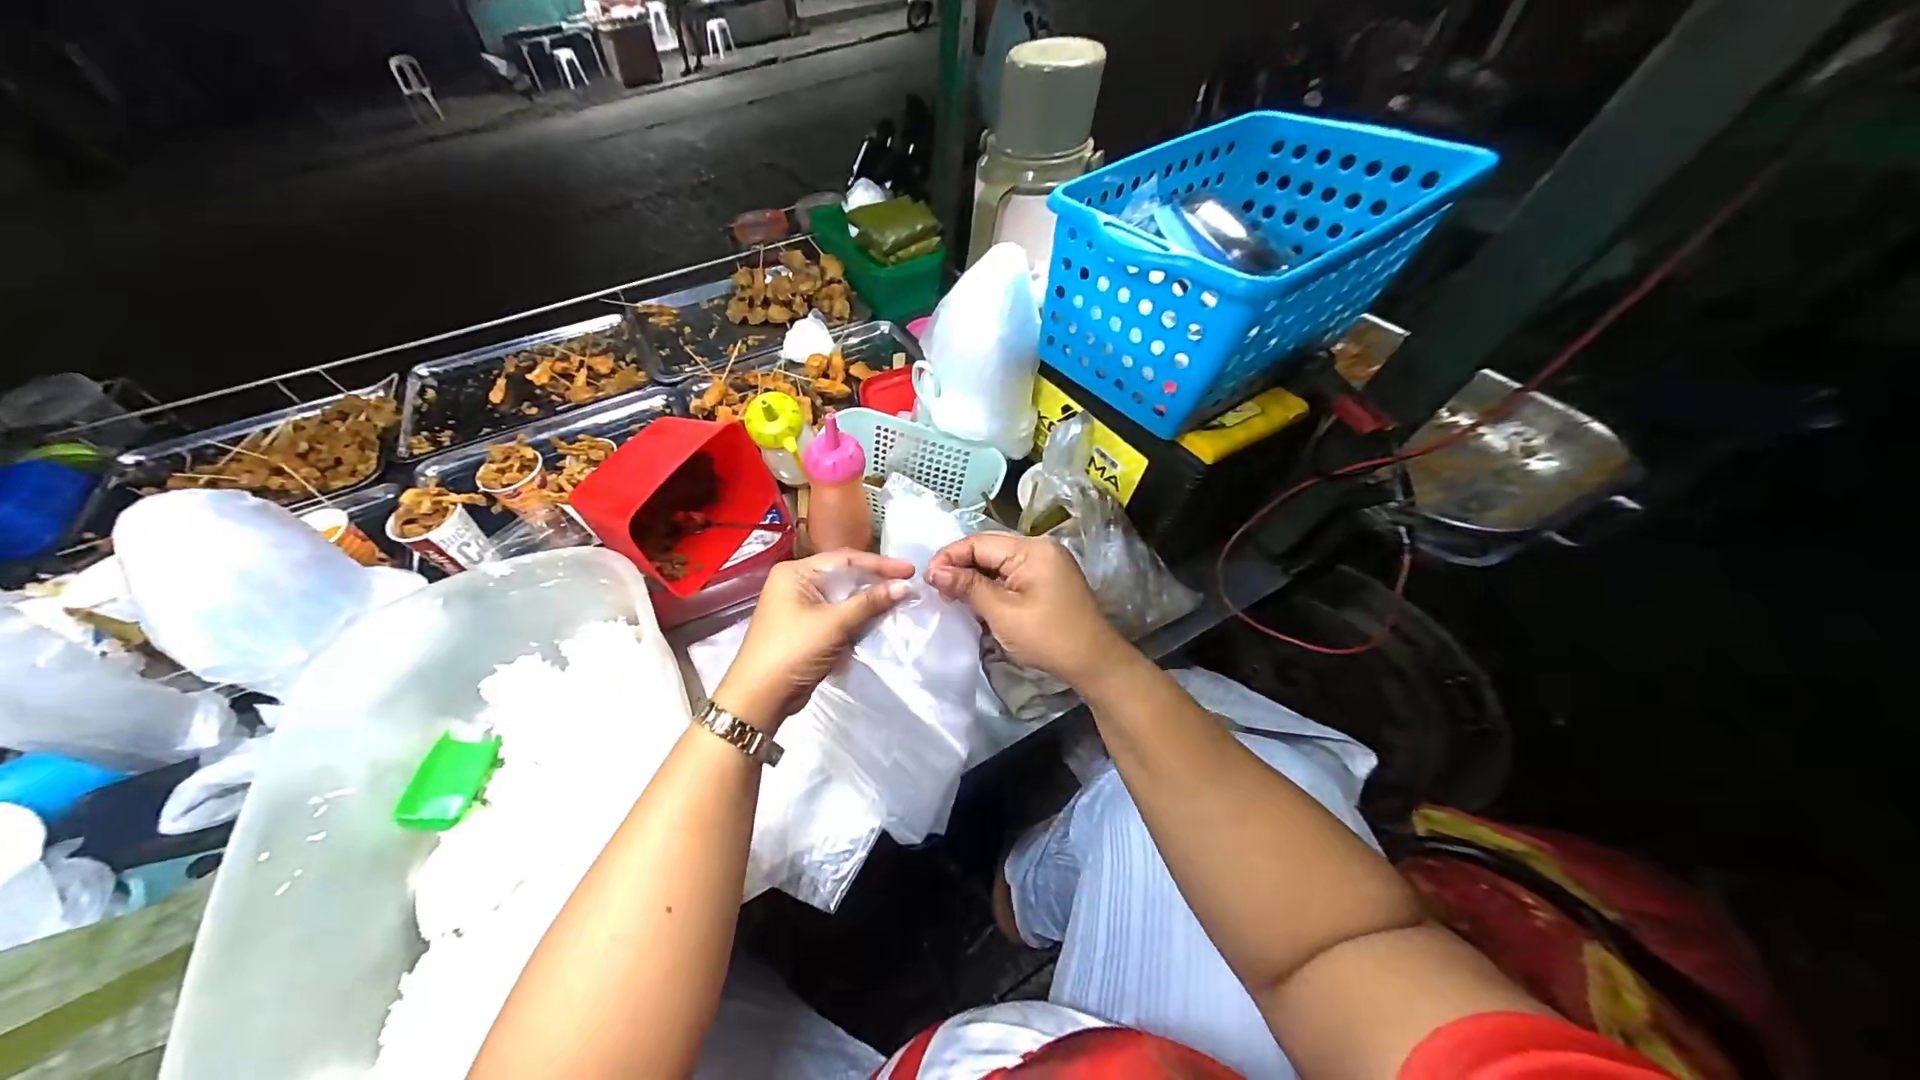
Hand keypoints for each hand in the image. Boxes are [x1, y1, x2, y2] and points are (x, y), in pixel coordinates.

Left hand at [712, 549, 913, 730]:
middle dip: (876, 581)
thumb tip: (905, 586)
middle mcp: (797, 583)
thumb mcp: (834, 624)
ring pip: (844, 597)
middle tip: (908, 584)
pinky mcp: (808, 628)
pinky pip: (839, 615)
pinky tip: (881, 619)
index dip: (880, 564)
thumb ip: (869, 603)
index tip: (910, 570)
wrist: (759, 698)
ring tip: (900, 600)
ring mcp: (801, 606)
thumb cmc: (792, 651)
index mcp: (795, 572)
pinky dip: (859, 617)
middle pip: (845, 575)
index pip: (845, 559)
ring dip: (869, 601)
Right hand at [925, 534, 1123, 688]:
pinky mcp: (1047, 579)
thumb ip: (968, 587)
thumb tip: (934, 572)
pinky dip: (992, 585)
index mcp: (1032, 550)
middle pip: (988, 548)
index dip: (949, 557)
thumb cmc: (1049, 638)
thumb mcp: (1003, 614)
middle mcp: (1040, 548)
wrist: (1094, 662)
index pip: (979, 542)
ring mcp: (1046, 563)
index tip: (928, 579)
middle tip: (937, 589)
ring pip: (998, 562)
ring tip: (952, 596)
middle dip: (960, 566)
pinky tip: (977, 600)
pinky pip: (1011, 573)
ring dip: (974, 577)